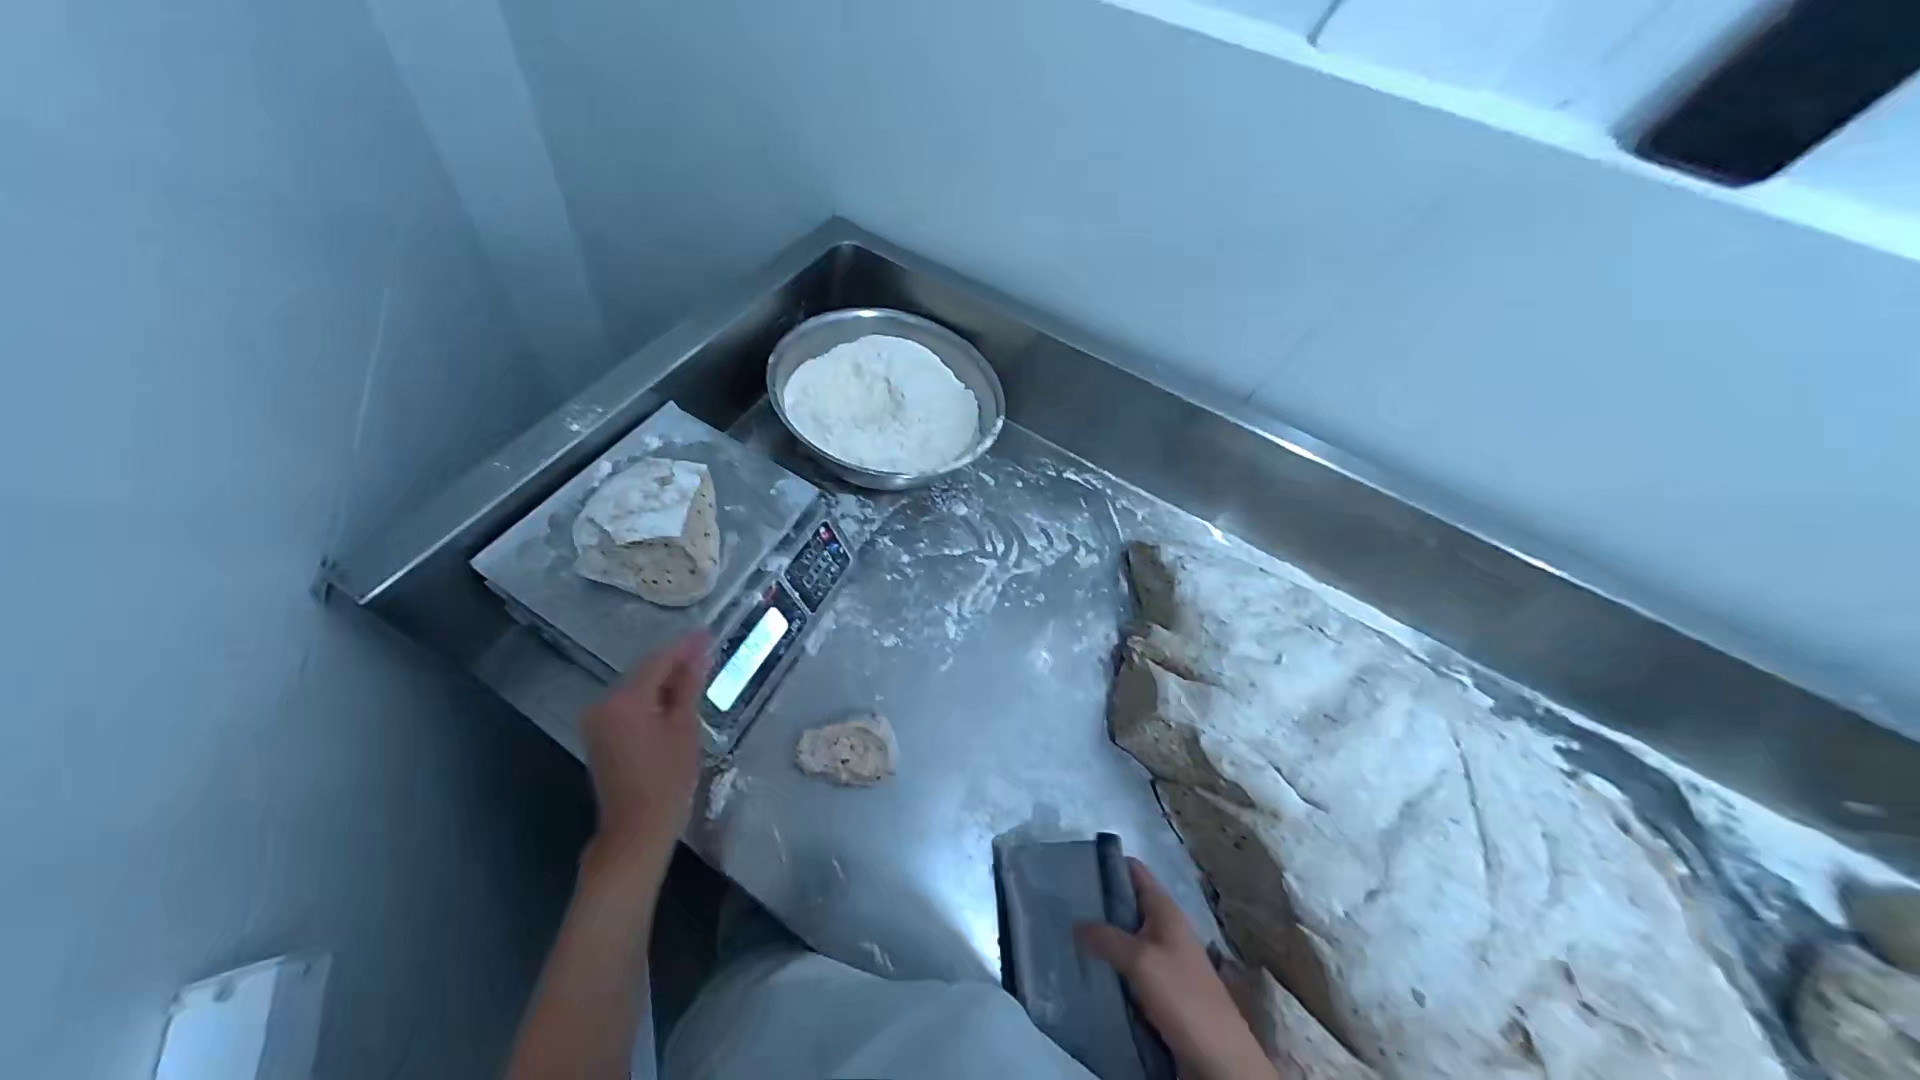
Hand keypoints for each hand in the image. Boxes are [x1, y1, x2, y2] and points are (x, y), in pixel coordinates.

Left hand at [580, 632, 709, 875]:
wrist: (636, 830)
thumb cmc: (667, 781)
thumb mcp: (685, 729)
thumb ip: (689, 685)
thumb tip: (699, 652)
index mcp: (624, 701)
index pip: (658, 661)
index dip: (685, 647)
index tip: (708, 632)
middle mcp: (603, 704)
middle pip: (644, 672)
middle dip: (674, 662)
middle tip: (707, 652)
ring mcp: (597, 720)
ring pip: (637, 688)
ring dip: (664, 681)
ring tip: (697, 674)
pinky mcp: (599, 733)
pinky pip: (628, 704)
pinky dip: (651, 699)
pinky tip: (674, 699)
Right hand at [1079, 859, 1280, 1079]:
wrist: (1219, 1059)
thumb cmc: (1182, 996)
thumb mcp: (1140, 960)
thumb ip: (1106, 937)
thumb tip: (1075, 923)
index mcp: (1165, 910)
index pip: (1134, 871)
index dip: (1107, 864)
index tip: (1075, 867)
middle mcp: (1165, 928)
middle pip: (1127, 903)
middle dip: (1098, 902)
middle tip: (1062, 904)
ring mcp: (1164, 959)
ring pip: (1126, 936)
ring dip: (1102, 936)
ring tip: (1067, 935)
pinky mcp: (1161, 988)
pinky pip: (1129, 966)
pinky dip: (1111, 964)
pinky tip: (1088, 969)